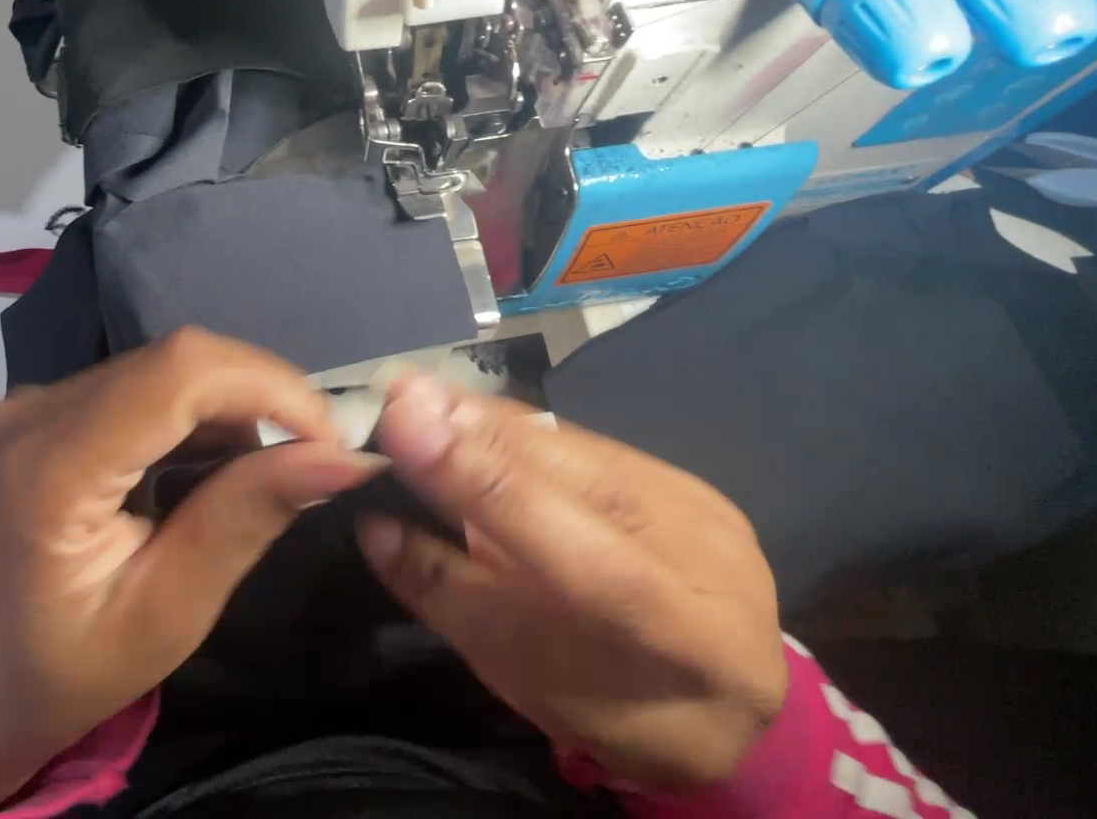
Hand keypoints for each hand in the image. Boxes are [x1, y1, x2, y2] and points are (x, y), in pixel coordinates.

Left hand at [0, 328, 385, 808]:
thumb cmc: (66, 674)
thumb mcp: (168, 613)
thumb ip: (244, 518)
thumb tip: (339, 456)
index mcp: (47, 470)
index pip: (176, 374)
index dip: (267, 384)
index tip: (330, 434)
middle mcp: (26, 414)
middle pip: (170, 362)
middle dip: (258, 395)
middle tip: (311, 453)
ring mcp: (22, 406)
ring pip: (156, 367)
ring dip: (226, 404)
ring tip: (259, 469)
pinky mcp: (32, 412)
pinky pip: (130, 385)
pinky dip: (187, 413)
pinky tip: (203, 464)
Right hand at [359, 376, 786, 788]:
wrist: (722, 696)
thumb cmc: (609, 706)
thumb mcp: (524, 674)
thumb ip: (451, 596)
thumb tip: (374, 525)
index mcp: (681, 636)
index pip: (582, 555)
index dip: (487, 484)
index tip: (409, 428)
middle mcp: (701, 552)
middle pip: (576, 479)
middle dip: (477, 433)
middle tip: (397, 394)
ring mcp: (694, 502)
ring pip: (575, 446)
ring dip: (486, 417)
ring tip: (417, 390)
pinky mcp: (677, 474)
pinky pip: (579, 440)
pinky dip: (510, 424)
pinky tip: (460, 407)